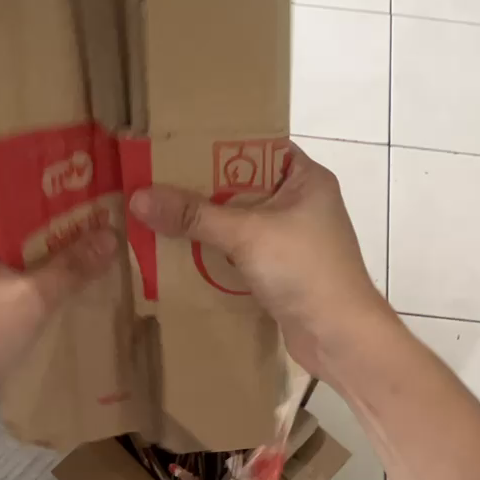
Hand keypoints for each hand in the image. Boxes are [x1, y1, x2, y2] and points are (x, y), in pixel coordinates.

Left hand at [0, 213, 113, 432]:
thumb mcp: (30, 299)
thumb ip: (71, 267)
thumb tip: (112, 235)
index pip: (24, 201)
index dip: (65, 202)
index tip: (106, 205)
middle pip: (29, 235)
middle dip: (70, 238)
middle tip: (120, 234)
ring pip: (28, 268)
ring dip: (61, 270)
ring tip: (111, 263)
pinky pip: (21, 295)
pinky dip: (47, 296)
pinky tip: (82, 299)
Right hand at [128, 148, 393, 377]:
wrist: (340, 337)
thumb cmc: (305, 270)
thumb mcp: (247, 234)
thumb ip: (194, 215)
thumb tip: (138, 196)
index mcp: (305, 178)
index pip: (256, 145)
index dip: (216, 143)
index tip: (172, 143)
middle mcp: (300, 203)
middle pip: (241, 186)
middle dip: (199, 188)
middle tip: (152, 179)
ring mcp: (292, 239)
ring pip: (238, 222)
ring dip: (204, 224)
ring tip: (155, 213)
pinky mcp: (281, 271)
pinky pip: (240, 253)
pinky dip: (214, 254)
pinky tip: (177, 253)